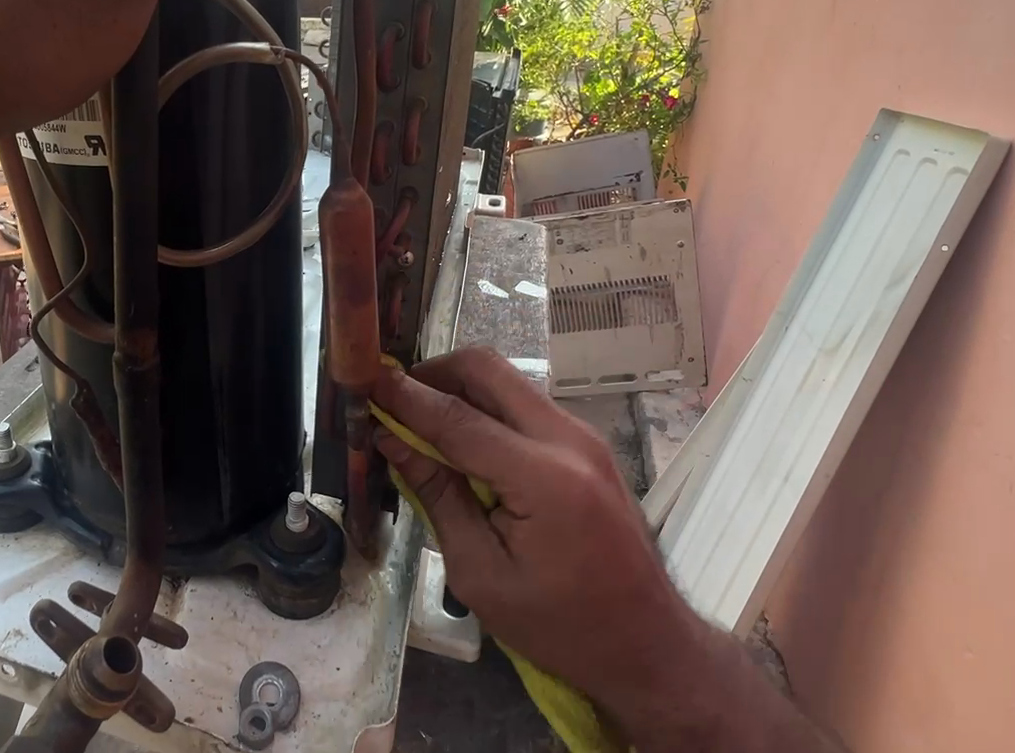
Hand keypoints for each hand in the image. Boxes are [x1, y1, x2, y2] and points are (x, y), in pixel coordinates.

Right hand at [371, 348, 721, 733]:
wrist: (648, 645)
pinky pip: (522, 402)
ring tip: (419, 419)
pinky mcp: (585, 443)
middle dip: (433, 372)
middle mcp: (569, 439)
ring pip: (506, 379)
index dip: (405, 397)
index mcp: (545, 478)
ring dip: (458, 387)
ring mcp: (582, 436)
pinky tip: (459, 438)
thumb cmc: (559, 626)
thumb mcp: (480, 574)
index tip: (365, 380)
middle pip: (487, 369)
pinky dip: (483, 405)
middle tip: (394, 397)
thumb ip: (437, 497)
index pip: (458, 419)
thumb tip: (391, 441)